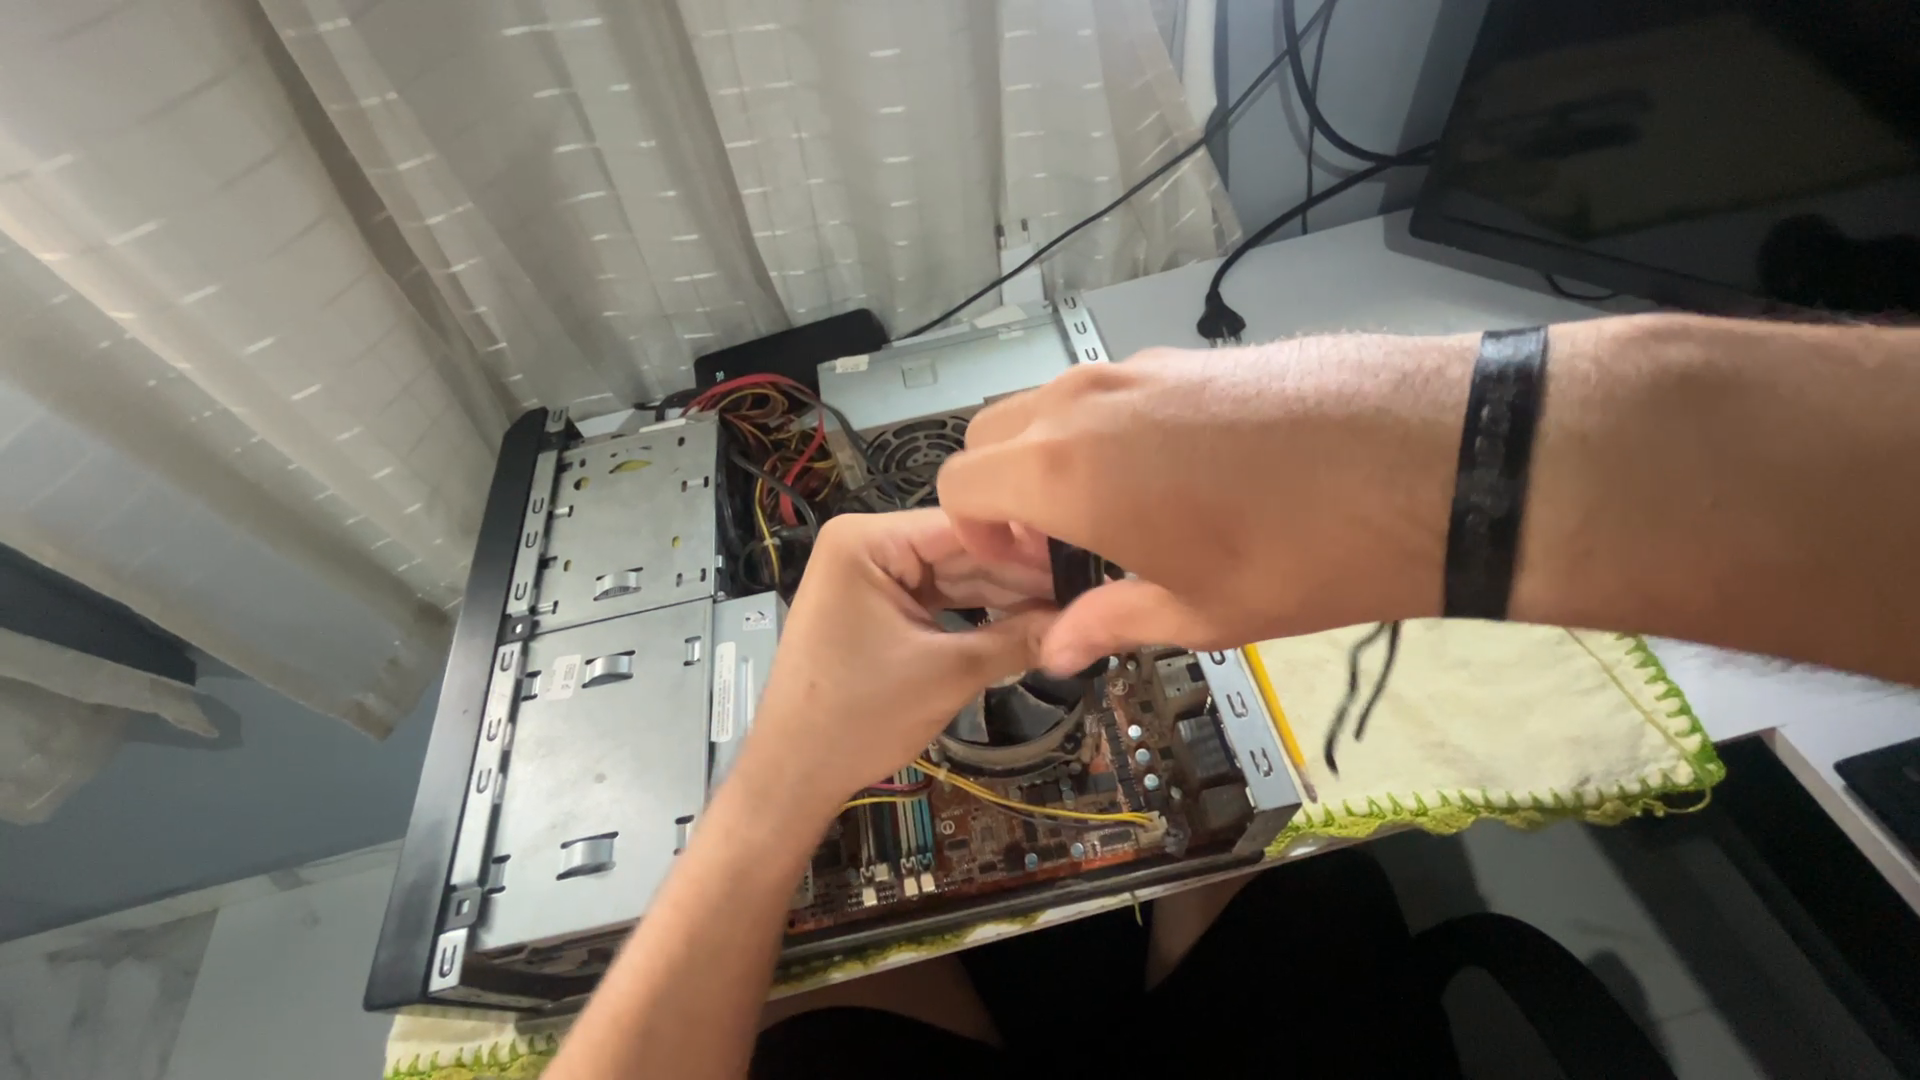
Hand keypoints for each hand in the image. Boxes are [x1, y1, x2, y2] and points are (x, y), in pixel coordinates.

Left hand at [740, 510, 1055, 818]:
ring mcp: (871, 574)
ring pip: (955, 574)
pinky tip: (1028, 615)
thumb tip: (1083, 622)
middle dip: (1021, 574)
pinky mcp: (878, 604)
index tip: (1086, 556)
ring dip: (1006, 594)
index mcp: (868, 540)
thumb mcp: (947, 674)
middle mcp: (867, 543)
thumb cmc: (859, 717)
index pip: (964, 526)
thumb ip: (1017, 639)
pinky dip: (977, 612)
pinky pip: (938, 597)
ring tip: (1071, 603)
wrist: (794, 774)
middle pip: (961, 548)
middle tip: (1089, 586)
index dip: (1028, 544)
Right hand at [936, 335, 1477, 673]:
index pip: (958, 485)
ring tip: (1120, 510)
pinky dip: (1102, 432)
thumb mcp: (1197, 611)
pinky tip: (1177, 473)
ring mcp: (1131, 369)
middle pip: (989, 436)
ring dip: (1050, 459)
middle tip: (1062, 543)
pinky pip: (1105, 393)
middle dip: (1000, 493)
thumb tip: (1055, 653)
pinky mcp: (1180, 355)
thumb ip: (1105, 623)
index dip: (975, 533)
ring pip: (1045, 408)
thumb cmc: (1300, 555)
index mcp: (1062, 471)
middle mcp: (1079, 405)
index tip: (1031, 569)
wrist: (1433, 458)